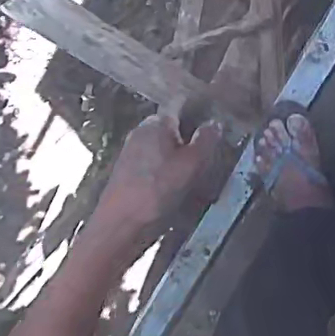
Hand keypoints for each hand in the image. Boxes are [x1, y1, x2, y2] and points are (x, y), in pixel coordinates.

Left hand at [86, 113, 223, 246]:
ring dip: (181, 160)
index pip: (183, 105)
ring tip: (197, 180)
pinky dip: (167, 173)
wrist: (118, 230)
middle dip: (192, 140)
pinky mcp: (127, 173)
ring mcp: (131, 151)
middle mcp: (141, 131)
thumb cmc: (157, 192)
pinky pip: (155, 165)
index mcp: (156, 121)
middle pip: (175, 128)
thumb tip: (214, 123)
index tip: (217, 128)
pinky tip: (176, 191)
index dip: (202, 113)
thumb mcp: (192, 165)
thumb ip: (206, 140)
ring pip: (165, 148)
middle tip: (210, 158)